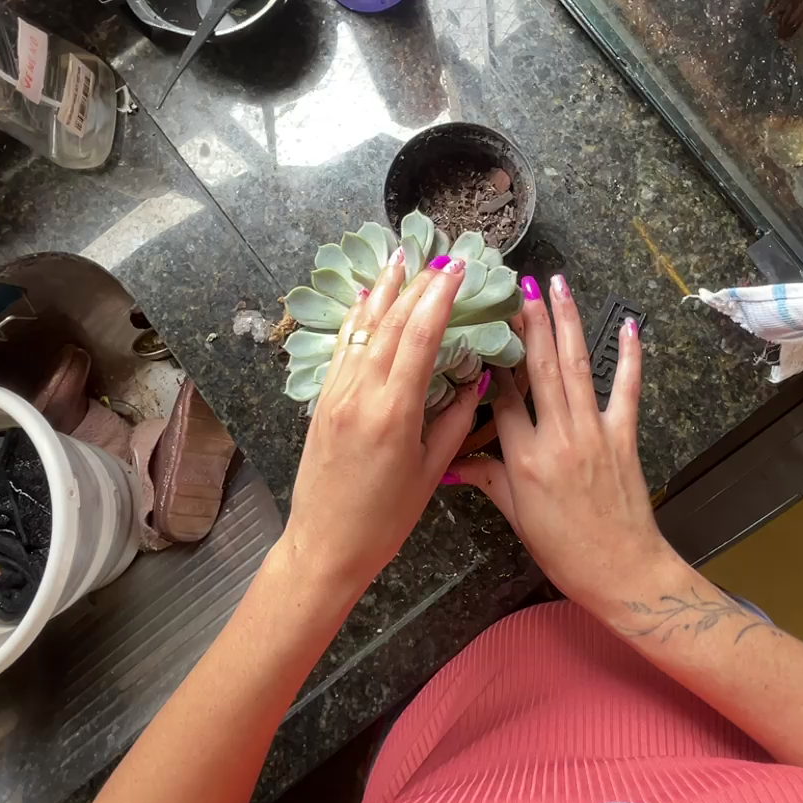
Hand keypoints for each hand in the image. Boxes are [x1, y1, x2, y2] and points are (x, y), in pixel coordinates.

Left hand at [281, 251, 486, 590]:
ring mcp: (336, 393)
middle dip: (418, 285)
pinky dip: (356, 318)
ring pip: (363, 328)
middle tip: (441, 258)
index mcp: (393, 412)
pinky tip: (365, 297)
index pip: (419, 337)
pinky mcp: (323, 400)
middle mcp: (360, 393)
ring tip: (401, 257)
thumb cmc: (385, 519)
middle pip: (391, 324)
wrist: (324, 544)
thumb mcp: (430, 472)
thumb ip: (456, 420)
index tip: (458, 269)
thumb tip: (479, 379)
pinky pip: (342, 347)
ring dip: (384, 290)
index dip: (440, 297)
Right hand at [447, 274, 685, 619]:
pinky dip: (630, 356)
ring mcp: (595, 431)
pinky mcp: (624, 435)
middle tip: (521, 284)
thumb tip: (449, 464)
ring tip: (558, 285)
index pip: (504, 398)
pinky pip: (627, 388)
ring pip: (576, 367)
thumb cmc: (562, 549)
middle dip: (530, 321)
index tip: (484, 326)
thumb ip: (486, 479)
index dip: (494, 360)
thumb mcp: (516, 516)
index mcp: (525, 457)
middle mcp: (558, 435)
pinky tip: (630, 325)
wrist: (622, 571)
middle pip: (539, 368)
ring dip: (567, 322)